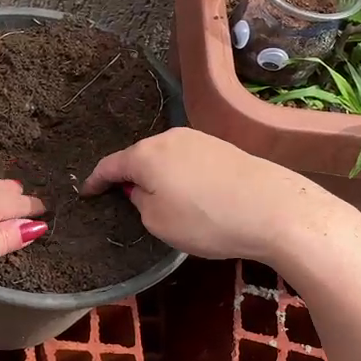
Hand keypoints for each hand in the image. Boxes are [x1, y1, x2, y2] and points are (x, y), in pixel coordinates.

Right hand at [80, 127, 360, 264]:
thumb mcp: (157, 222)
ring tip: (159, 199)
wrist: (275, 209)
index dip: (94, 181)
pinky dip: (180, 175)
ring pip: (165, 158)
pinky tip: (190, 194)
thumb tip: (141, 190)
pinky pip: (188, 161)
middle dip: (128, 176)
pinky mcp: (223, 147)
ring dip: (157, 176)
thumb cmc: (206, 219)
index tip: (85, 192)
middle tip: (124, 199)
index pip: (109, 165)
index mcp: (144, 154)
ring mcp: (198, 139)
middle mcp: (168, 138)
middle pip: (138, 157)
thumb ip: (139, 202)